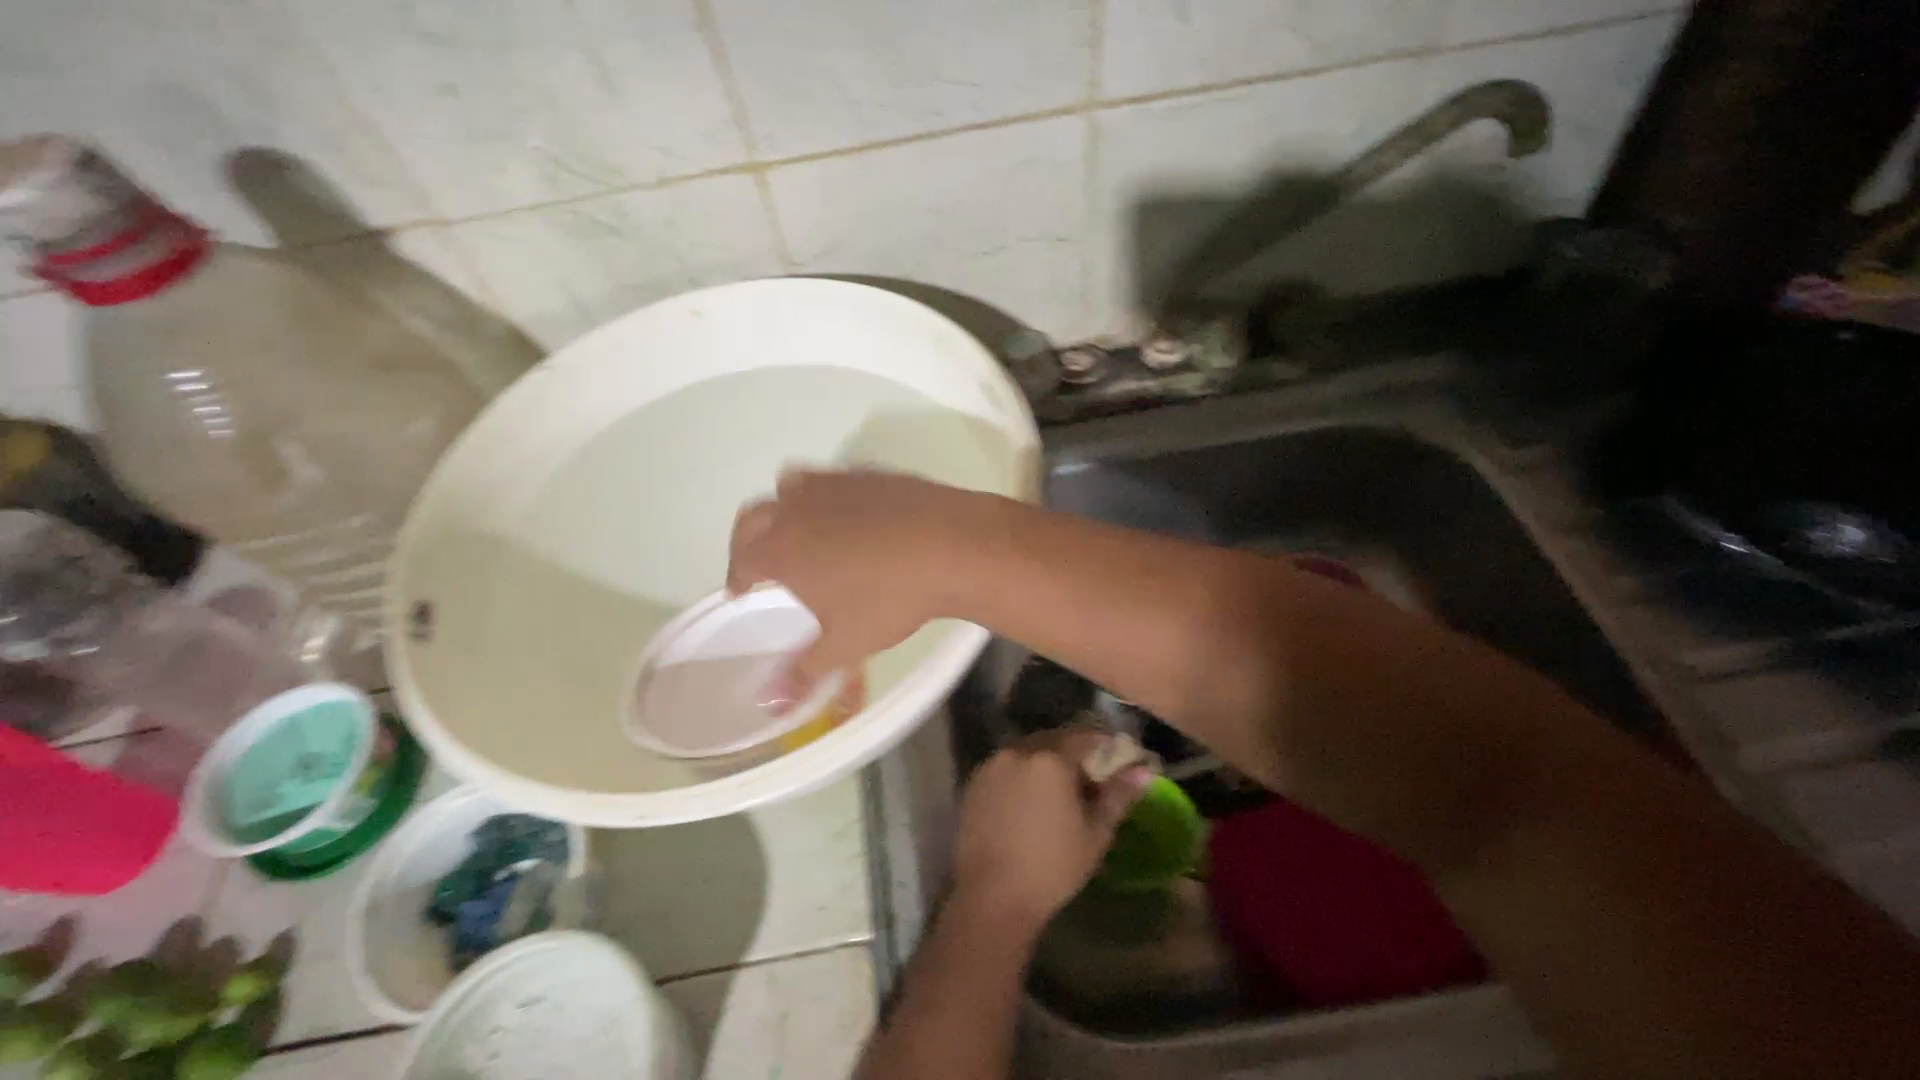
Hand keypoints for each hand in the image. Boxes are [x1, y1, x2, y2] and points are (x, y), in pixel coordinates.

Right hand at [728, 467, 1001, 697]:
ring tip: (799, 531)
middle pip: (754, 516)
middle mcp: (798, 509)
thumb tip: (772, 700)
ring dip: (785, 508)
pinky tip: (851, 518)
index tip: (741, 591)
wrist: (951, 546)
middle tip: (759, 561)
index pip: (741, 559)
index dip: (736, 576)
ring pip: (791, 487)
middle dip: (748, 540)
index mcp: (781, 549)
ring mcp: (834, 485)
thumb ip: (805, 670)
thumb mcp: (846, 644)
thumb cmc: (890, 599)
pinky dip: (827, 497)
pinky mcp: (869, 473)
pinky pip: (833, 480)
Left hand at [951, 729, 1152, 935]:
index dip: (1104, 745)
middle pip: (1053, 741)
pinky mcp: (973, 785)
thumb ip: (1118, 796)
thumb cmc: (1053, 866)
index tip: (1116, 761)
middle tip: (1090, 780)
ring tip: (1059, 794)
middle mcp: (1018, 752)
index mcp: (1050, 759)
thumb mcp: (1095, 833)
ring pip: (1026, 753)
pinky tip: (1029, 804)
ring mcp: (991, 767)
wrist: (993, 895)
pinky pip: (1006, 768)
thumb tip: (1143, 772)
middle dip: (1073, 753)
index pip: (1084, 736)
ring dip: (1045, 763)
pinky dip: (1021, 776)